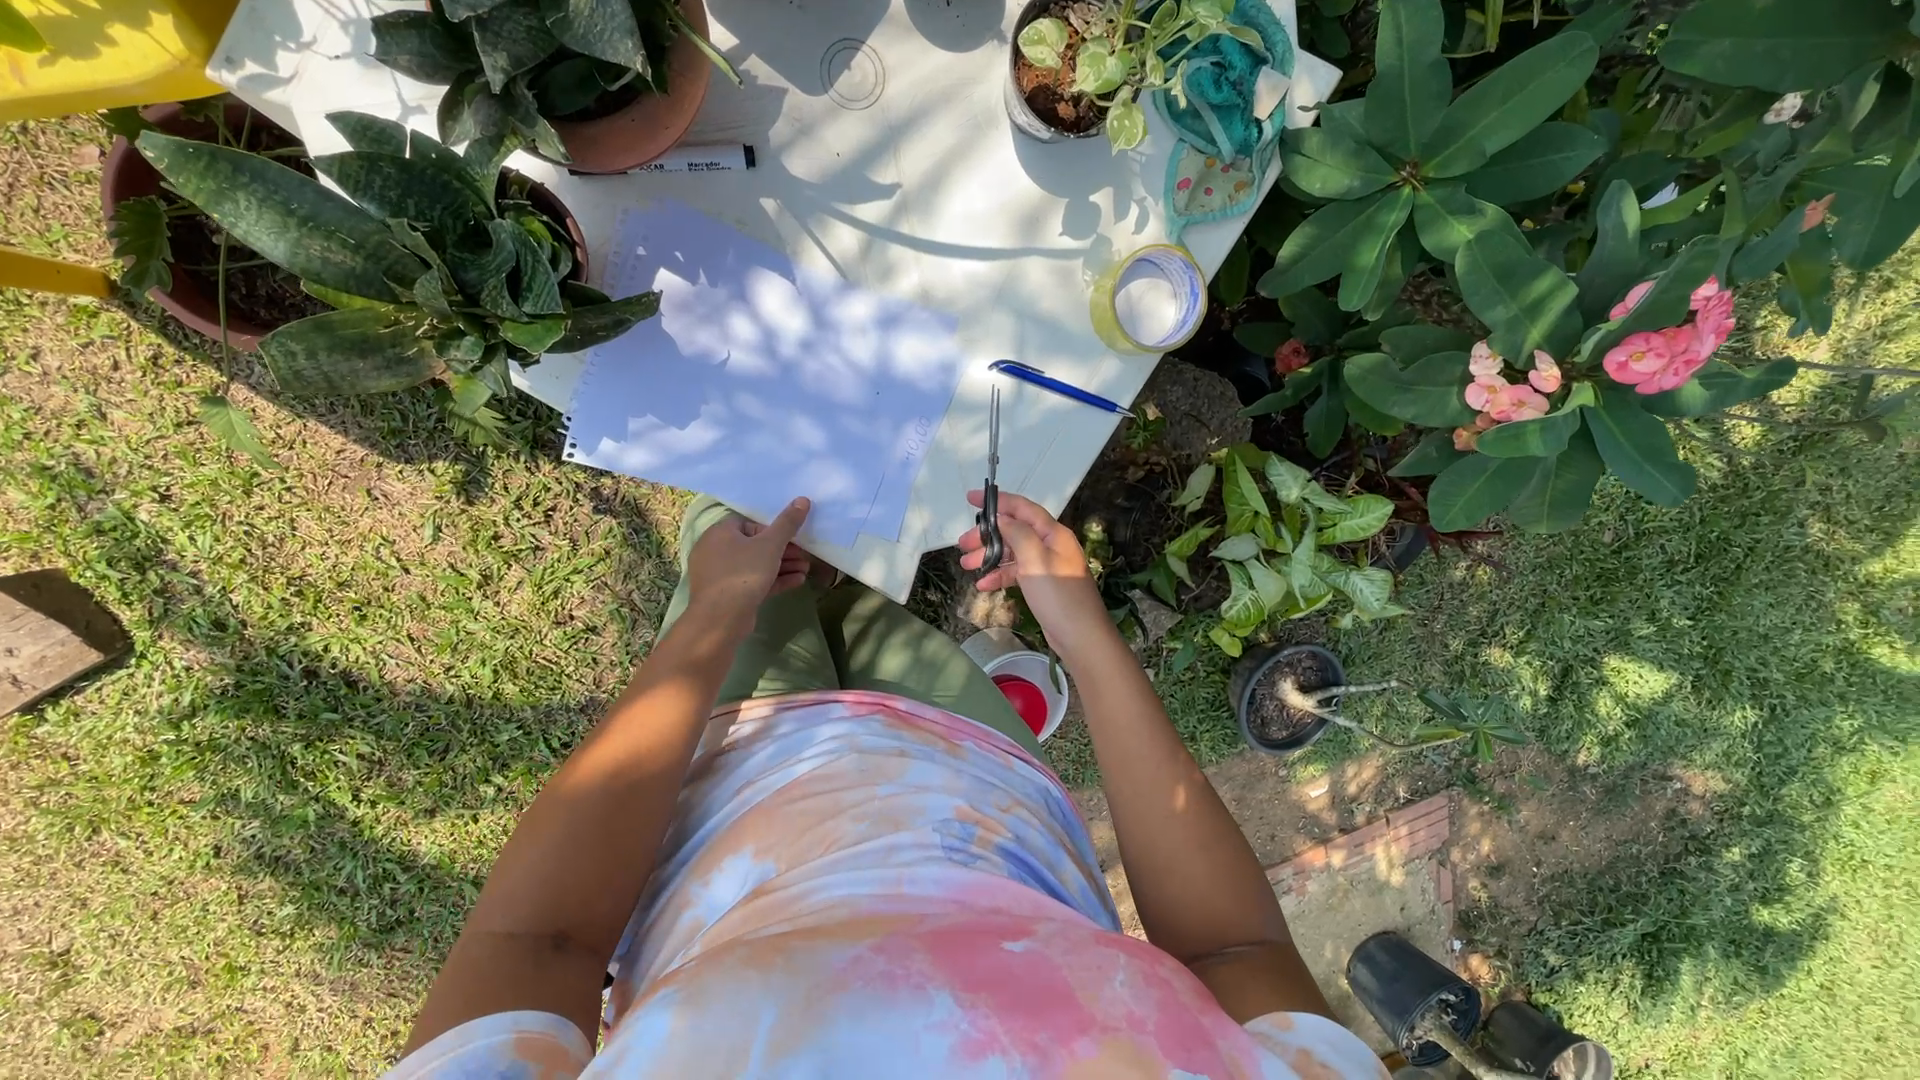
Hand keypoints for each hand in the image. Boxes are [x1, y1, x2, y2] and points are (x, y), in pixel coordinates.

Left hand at [685, 498, 811, 636]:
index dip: (773, 529)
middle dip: (783, 550)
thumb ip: (787, 523)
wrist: (721, 618)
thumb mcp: (770, 545)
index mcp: (720, 532)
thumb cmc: (743, 573)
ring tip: (806, 569)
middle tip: (805, 556)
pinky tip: (798, 581)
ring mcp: (721, 574)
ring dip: (782, 566)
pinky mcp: (728, 594)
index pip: (749, 523)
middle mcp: (716, 550)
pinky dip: (774, 580)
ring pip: (756, 565)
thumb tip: (803, 499)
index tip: (793, 537)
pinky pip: (753, 582)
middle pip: (755, 545)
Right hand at [957, 490, 1109, 654]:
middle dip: (987, 535)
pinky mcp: (1041, 584)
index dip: (998, 501)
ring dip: (989, 556)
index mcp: (1053, 533)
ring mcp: (1046, 565)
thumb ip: (1017, 533)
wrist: (1081, 637)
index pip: (1022, 508)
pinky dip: (999, 576)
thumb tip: (1002, 517)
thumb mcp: (1035, 559)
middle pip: (1014, 531)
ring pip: (1012, 553)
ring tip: (966, 564)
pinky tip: (983, 584)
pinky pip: (1016, 573)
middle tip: (963, 543)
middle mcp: (1050, 545)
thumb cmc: (1059, 594)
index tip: (971, 498)